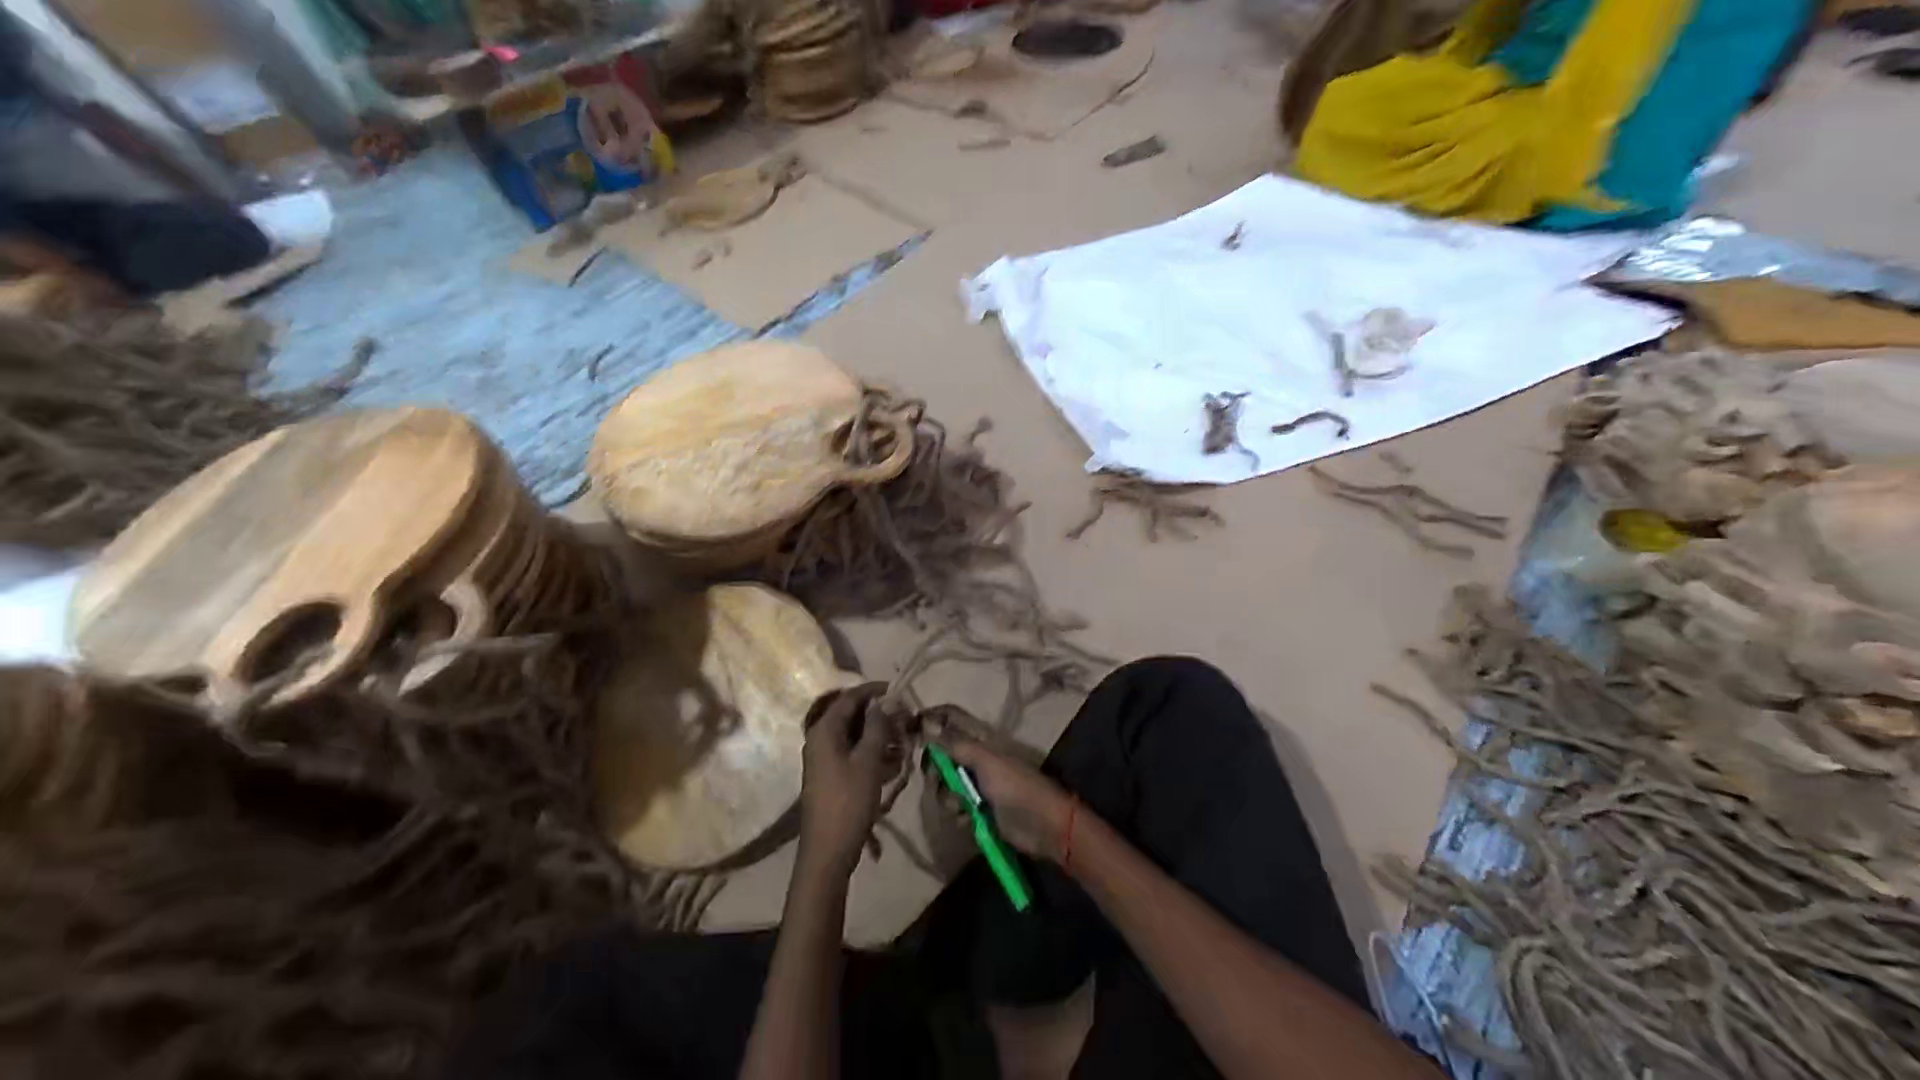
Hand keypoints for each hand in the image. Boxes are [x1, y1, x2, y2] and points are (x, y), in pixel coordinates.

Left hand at [798, 683, 900, 877]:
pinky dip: (874, 755)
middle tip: (907, 722)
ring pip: (857, 737)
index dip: (874, 691)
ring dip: (881, 737)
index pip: (850, 697)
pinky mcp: (833, 776)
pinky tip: (893, 767)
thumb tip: (884, 701)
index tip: (900, 691)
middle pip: (854, 716)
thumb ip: (877, 726)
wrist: (828, 851)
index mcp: (825, 730)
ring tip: (904, 746)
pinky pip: (855, 755)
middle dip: (882, 717)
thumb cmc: (848, 801)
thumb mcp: (868, 760)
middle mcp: (821, 739)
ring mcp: (826, 759)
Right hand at [925, 707, 1076, 862]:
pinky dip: (958, 814)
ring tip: (963, 806)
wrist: (1043, 827)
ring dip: (949, 797)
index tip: (910, 729)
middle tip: (939, 779)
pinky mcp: (977, 809)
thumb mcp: (986, 762)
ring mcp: (976, 785)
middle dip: (936, 769)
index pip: (950, 720)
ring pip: (945, 784)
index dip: (931, 720)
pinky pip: (955, 807)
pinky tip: (969, 820)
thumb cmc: (1016, 787)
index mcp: (980, 740)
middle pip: (941, 756)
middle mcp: (975, 759)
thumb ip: (955, 744)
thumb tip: (926, 723)